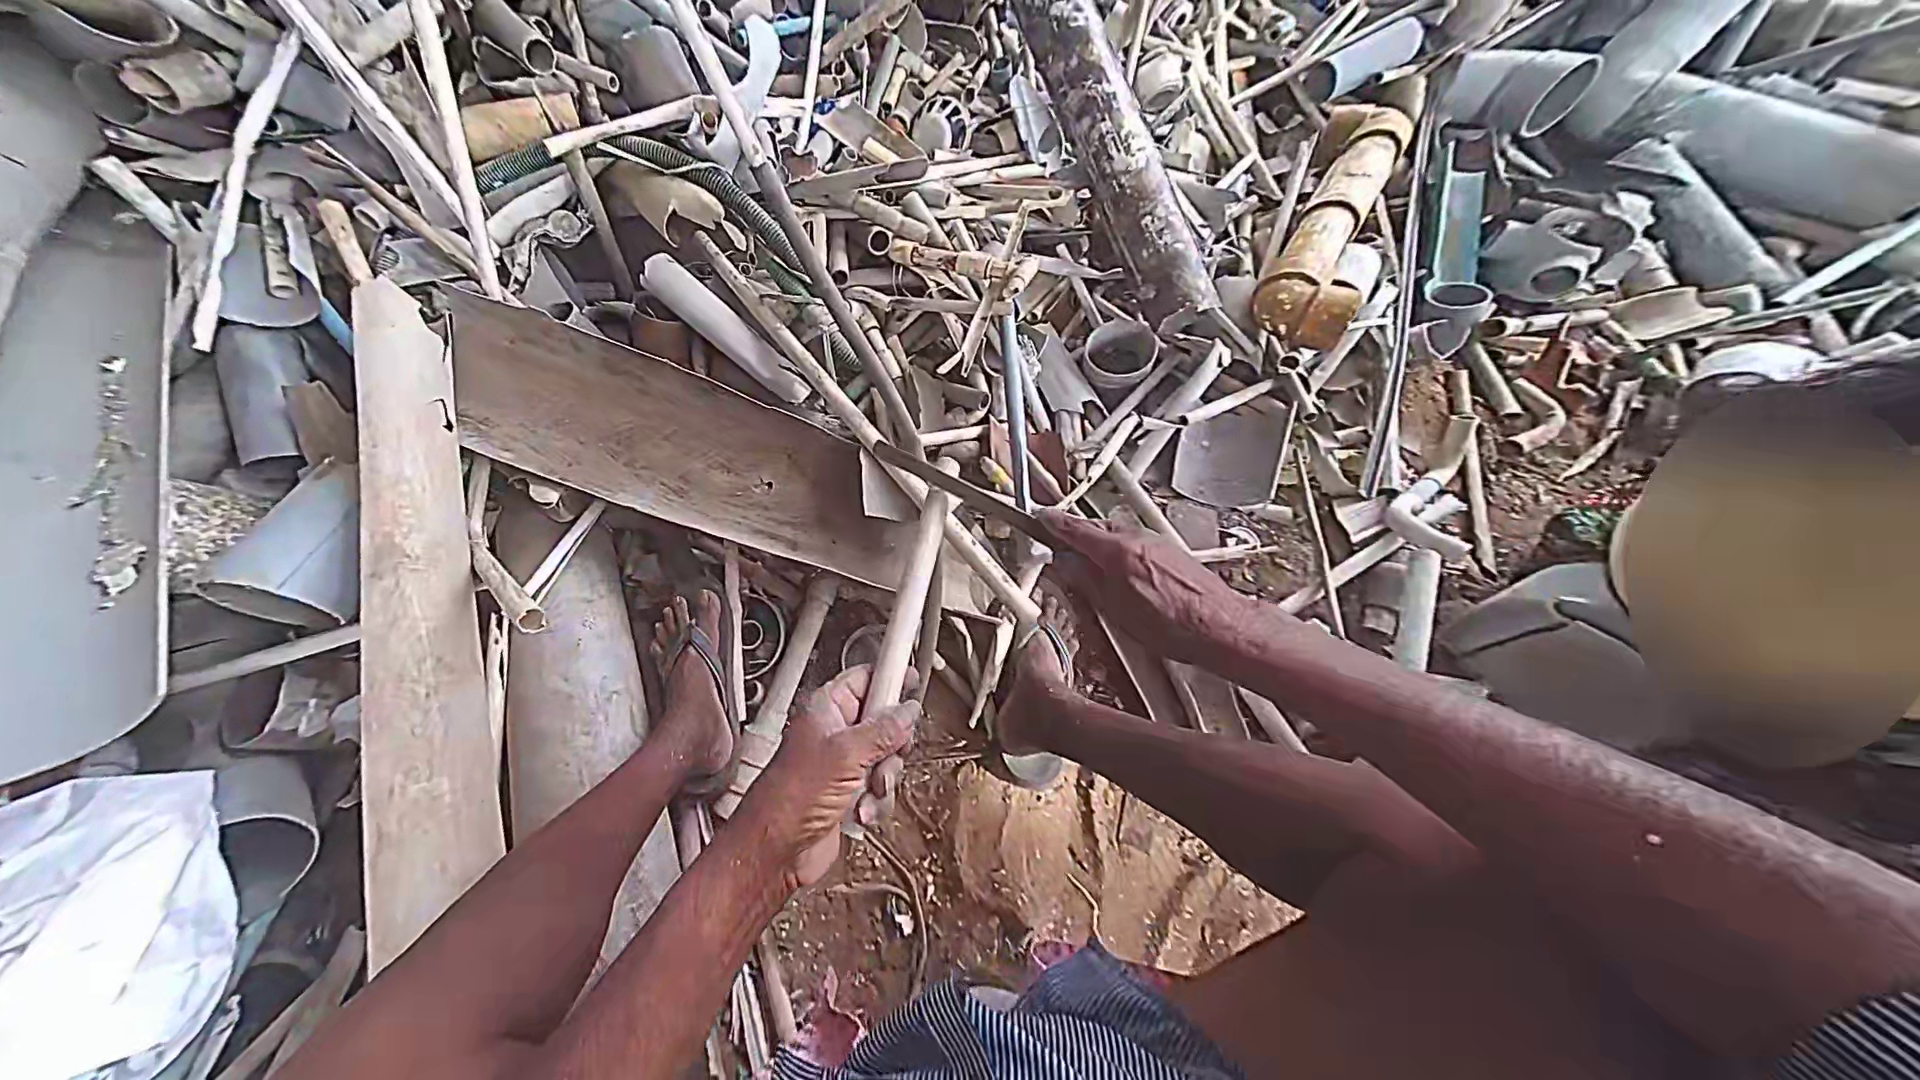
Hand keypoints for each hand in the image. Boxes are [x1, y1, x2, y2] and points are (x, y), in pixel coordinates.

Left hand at [733, 664, 917, 890]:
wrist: (774, 852)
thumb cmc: (788, 799)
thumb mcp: (846, 754)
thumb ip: (883, 730)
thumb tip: (907, 711)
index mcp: (827, 709)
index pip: (865, 678)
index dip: (889, 678)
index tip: (911, 680)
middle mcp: (836, 733)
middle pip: (886, 722)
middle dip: (893, 745)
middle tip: (886, 754)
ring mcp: (844, 764)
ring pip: (888, 758)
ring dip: (883, 779)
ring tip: (867, 789)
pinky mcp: (850, 792)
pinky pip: (880, 788)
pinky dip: (875, 802)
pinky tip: (859, 810)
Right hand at [1036, 509, 1248, 665]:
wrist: (1220, 626)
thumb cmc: (1174, 624)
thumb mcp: (1114, 609)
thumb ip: (1086, 581)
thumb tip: (1067, 566)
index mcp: (1116, 551)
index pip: (1074, 529)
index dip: (1053, 523)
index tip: (1041, 519)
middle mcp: (1136, 538)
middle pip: (1095, 529)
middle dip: (1076, 537)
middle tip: (1061, 552)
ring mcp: (1155, 542)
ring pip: (1116, 536)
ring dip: (1099, 546)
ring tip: (1092, 571)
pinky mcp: (1169, 550)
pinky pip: (1134, 543)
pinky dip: (1120, 552)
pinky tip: (1121, 575)